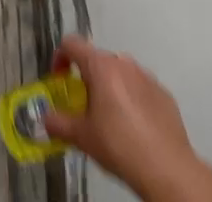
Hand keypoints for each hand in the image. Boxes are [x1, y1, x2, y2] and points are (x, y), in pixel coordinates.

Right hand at [41, 36, 211, 201]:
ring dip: (110, 86)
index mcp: (101, 67)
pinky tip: (133, 126)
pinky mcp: (164, 93)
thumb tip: (46, 118)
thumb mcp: (81, 136)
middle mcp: (125, 64)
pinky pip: (140, 88)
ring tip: (109, 117)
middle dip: (86, 77)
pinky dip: (131, 98)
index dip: (59, 57)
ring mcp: (147, 77)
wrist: (166, 167)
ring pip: (121, 73)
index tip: (59, 80)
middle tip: (83, 105)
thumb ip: (58, 123)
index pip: (72, 44)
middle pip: (97, 60)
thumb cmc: (117, 144)